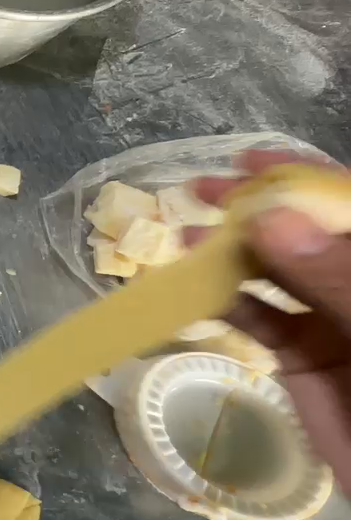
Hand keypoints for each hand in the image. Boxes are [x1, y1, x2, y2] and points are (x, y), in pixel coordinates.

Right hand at [192, 150, 350, 486]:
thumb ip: (343, 279)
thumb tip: (269, 219)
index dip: (314, 180)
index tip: (253, 161)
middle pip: (314, 235)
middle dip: (259, 208)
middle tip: (199, 190)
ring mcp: (344, 324)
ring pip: (280, 270)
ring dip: (230, 251)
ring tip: (185, 238)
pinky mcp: (310, 358)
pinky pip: (258, 316)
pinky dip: (221, 299)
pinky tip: (191, 289)